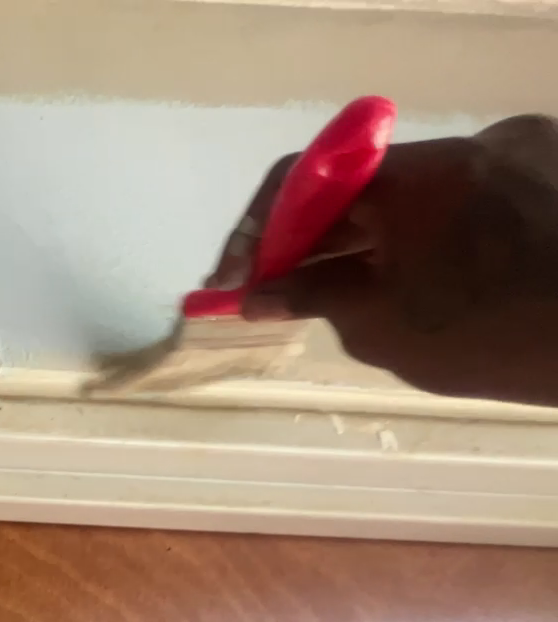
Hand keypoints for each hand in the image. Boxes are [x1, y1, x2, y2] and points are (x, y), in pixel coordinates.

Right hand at [212, 114, 557, 405]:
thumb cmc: (493, 334)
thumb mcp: (377, 324)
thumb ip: (310, 296)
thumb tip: (260, 293)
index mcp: (423, 174)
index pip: (305, 178)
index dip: (256, 230)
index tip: (234, 280)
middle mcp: (478, 146)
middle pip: (358, 186)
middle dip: (305, 241)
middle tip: (272, 292)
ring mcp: (531, 157)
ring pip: (409, 196)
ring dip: (360, 243)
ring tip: (339, 295)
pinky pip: (459, 203)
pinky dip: (415, 240)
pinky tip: (407, 283)